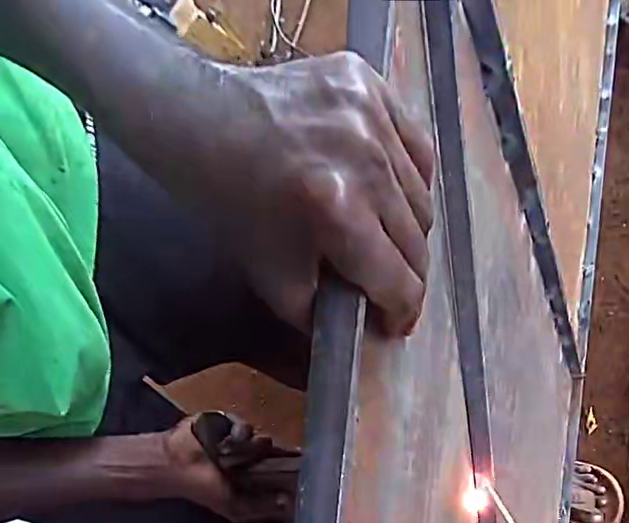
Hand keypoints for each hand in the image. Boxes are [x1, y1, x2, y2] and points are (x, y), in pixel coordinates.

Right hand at [159, 415, 295, 522]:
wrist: (175, 465)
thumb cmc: (203, 489)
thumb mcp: (235, 507)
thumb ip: (261, 506)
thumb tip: (289, 504)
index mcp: (254, 478)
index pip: (281, 472)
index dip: (293, 470)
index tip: (306, 468)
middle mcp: (251, 458)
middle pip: (276, 453)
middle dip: (280, 455)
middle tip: (284, 456)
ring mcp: (241, 440)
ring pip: (262, 438)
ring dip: (257, 445)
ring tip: (244, 450)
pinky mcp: (229, 422)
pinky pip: (245, 424)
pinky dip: (242, 431)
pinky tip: (234, 439)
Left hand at [169, 54, 436, 334]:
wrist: (205, 126)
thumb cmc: (238, 212)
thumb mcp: (278, 287)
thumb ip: (328, 318)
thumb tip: (368, 332)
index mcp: (339, 213)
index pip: (400, 282)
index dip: (401, 313)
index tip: (396, 324)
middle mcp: (366, 162)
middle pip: (417, 244)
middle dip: (406, 277)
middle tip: (390, 288)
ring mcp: (372, 117)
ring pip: (423, 200)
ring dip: (408, 233)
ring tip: (385, 241)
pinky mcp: (371, 85)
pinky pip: (417, 151)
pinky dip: (410, 182)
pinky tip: (389, 194)